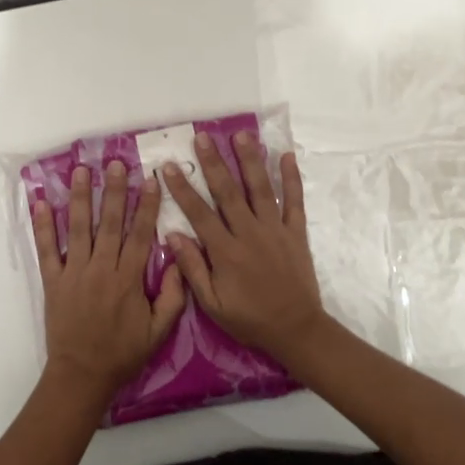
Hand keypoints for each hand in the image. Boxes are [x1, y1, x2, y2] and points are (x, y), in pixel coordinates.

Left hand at [33, 161, 185, 403]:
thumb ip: (174, 296)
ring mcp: (74, 273)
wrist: (82, 374)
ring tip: (81, 171)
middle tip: (115, 163)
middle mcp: (102, 268)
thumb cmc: (123, 353)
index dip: (147, 205)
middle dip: (114, 190)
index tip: (151, 179)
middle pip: (110, 223)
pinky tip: (42, 203)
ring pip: (78, 228)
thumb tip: (180, 262)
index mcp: (129, 279)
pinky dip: (44, 226)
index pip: (141, 234)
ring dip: (80, 197)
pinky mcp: (53, 281)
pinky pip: (47, 249)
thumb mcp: (159, 331)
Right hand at [161, 131, 326, 358]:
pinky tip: (286, 156)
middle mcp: (249, 233)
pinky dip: (291, 178)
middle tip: (202, 137)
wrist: (296, 329)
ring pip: (260, 189)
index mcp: (225, 251)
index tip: (168, 166)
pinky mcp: (295, 233)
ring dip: (250, 160)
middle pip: (228, 192)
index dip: (182, 188)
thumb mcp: (212, 304)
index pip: (199, 212)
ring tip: (241, 135)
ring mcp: (275, 230)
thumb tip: (173, 235)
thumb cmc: (249, 319)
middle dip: (213, 163)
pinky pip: (294, 201)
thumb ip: (192, 268)